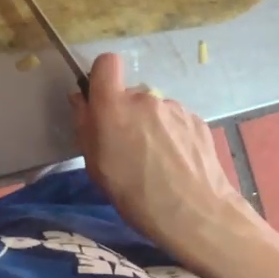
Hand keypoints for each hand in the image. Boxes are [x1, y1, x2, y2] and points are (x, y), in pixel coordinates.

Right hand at [71, 53, 255, 250]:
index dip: (102, 76)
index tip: (101, 100)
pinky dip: (172, 136)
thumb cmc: (134, 194)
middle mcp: (145, 98)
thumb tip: (82, 99)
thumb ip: (85, 125)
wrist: (195, 214)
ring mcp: (174, 108)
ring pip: (154, 110)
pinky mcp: (197, 120)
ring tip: (157, 161)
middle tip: (129, 148)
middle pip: (130, 94)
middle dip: (126, 114)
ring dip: (151, 126)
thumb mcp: (95, 166)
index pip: (106, 63)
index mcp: (114, 106)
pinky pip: (175, 121)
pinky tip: (176, 163)